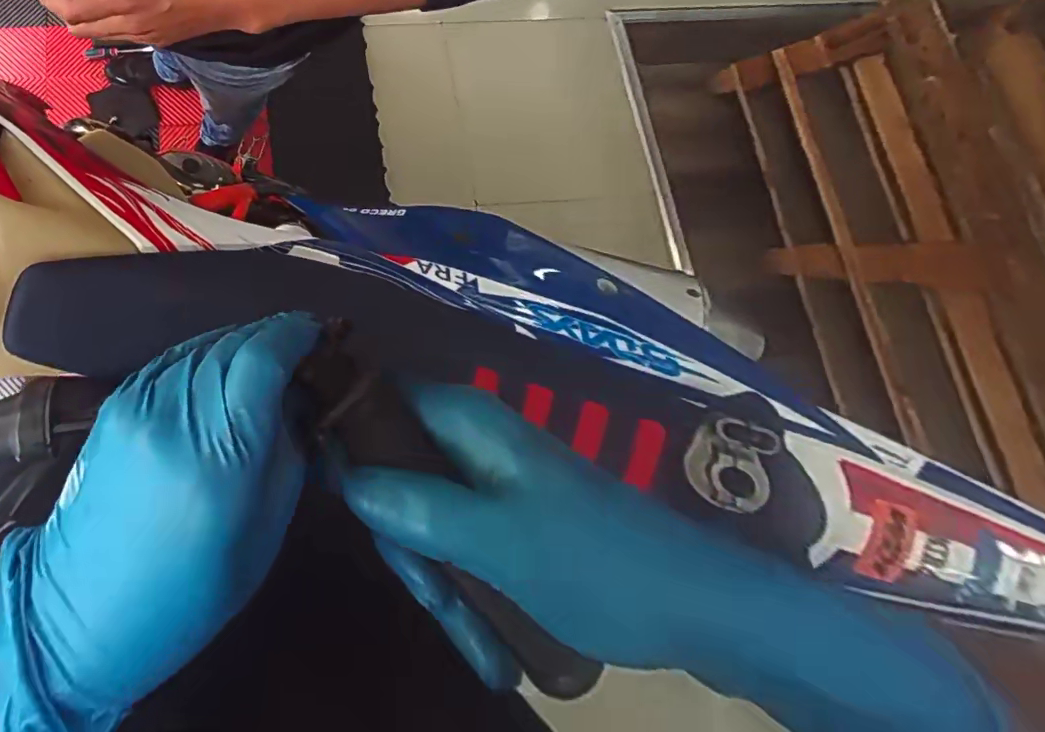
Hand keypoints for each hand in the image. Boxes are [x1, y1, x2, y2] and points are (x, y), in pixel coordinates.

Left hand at [0, 313, 319, 731]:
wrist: (86, 603)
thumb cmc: (191, 589)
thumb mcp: (263, 529)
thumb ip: (288, 449)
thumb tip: (302, 393)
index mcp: (221, 455)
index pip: (261, 359)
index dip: (294, 333)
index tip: (318, 331)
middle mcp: (175, 415)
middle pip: (232, 343)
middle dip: (270, 336)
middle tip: (298, 347)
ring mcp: (137, 402)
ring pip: (200, 345)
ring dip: (237, 344)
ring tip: (262, 359)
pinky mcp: (113, 401)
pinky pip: (169, 361)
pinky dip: (201, 358)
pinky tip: (216, 374)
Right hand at [339, 382, 1011, 731]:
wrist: (709, 612)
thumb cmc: (599, 563)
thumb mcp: (497, 540)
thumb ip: (413, 505)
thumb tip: (338, 476)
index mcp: (458, 416)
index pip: (370, 397)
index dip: (342, 436)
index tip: (336, 497)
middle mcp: (461, 435)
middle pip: (389, 468)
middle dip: (405, 541)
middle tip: (431, 597)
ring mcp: (480, 475)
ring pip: (418, 512)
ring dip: (437, 579)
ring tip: (478, 647)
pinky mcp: (498, 510)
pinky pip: (450, 537)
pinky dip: (461, 586)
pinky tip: (489, 644)